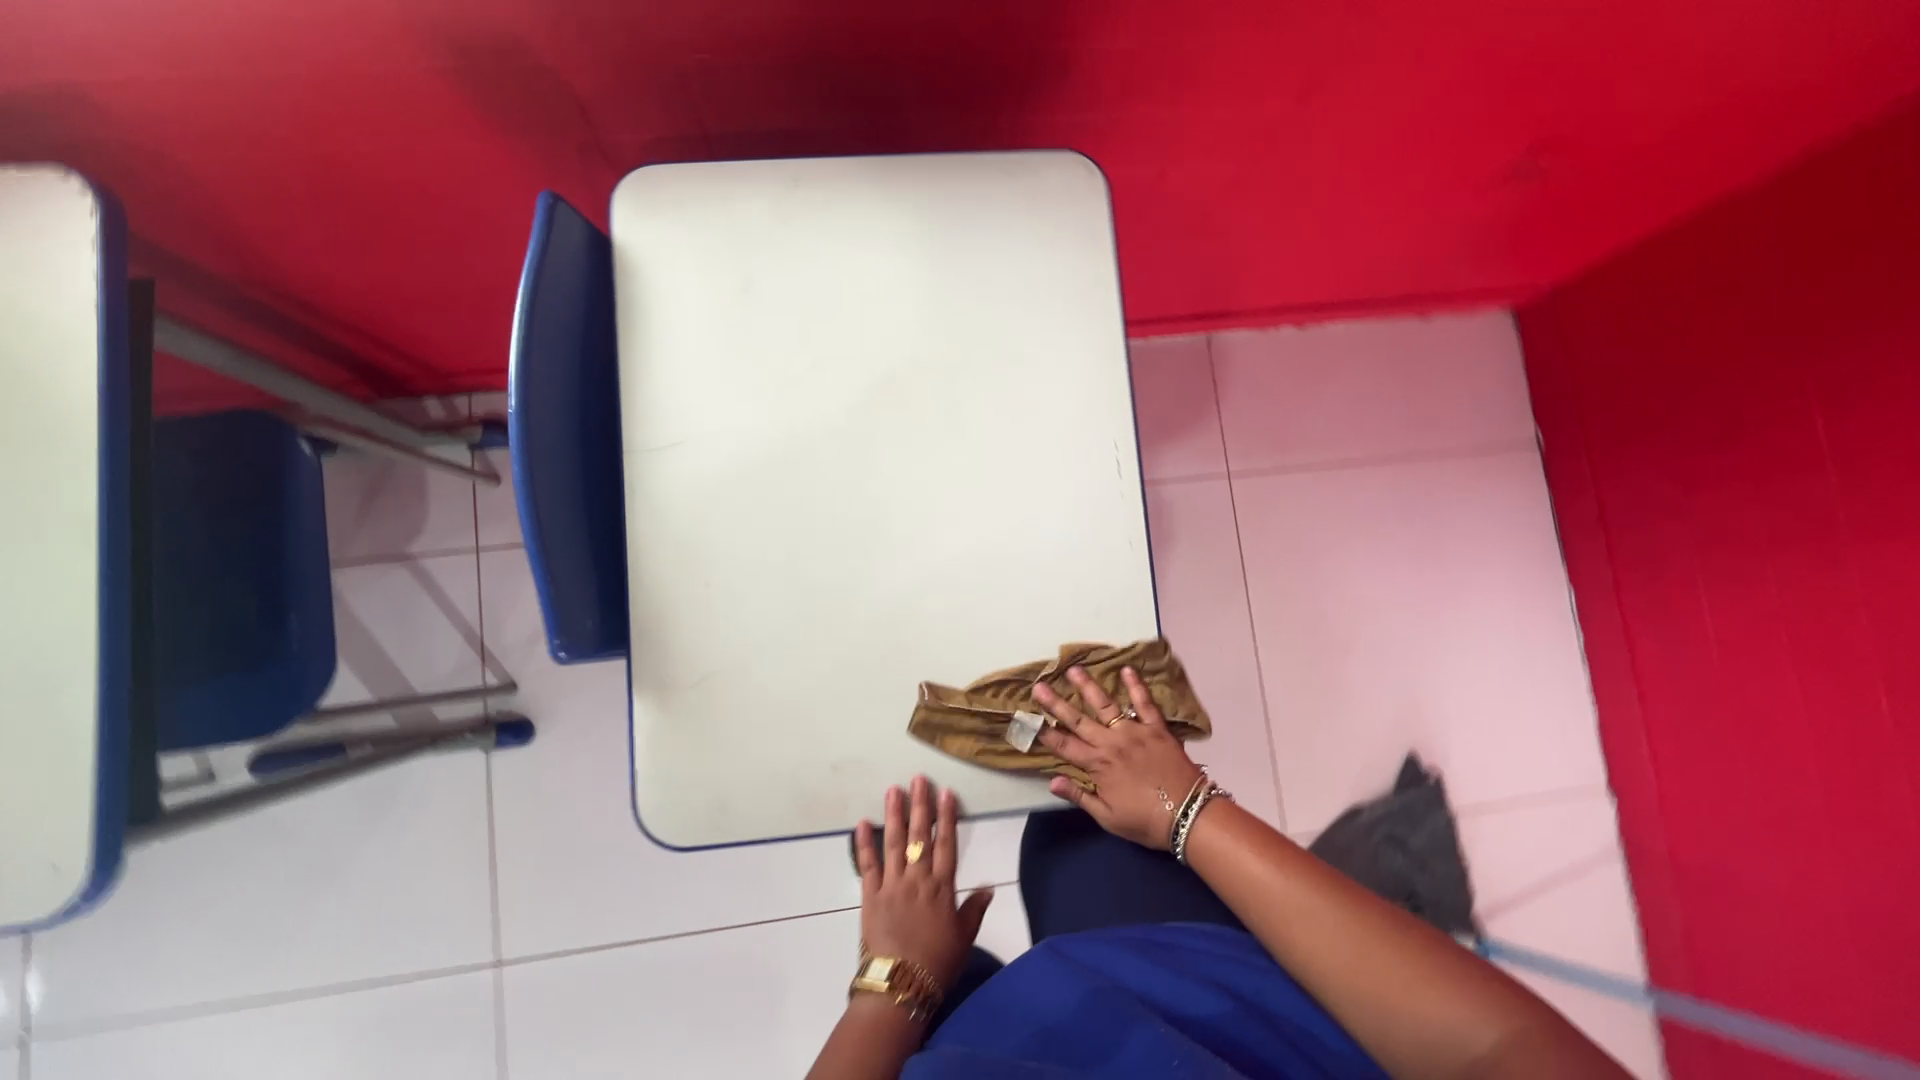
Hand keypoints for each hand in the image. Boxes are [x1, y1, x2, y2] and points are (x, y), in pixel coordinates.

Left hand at [853, 776, 992, 990]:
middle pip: (919, 836)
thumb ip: (974, 910)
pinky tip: (862, 823)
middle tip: (918, 779)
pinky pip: (867, 864)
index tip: (946, 793)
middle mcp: (917, 879)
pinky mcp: (869, 895)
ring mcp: (891, 885)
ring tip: (893, 790)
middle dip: (920, 805)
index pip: (947, 844)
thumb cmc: (937, 964)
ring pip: (894, 842)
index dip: (946, 817)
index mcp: (942, 888)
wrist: (900, 985)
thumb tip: (989, 887)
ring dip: (894, 814)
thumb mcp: (964, 938)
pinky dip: (863, 843)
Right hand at [1032, 665, 1204, 850]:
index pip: (1064, 746)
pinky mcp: (1157, 729)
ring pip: (1106, 705)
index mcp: (1097, 765)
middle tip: (1039, 685)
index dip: (1045, 732)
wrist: (1188, 815)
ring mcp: (1134, 732)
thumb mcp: (1107, 817)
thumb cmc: (1145, 821)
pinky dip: (1136, 686)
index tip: (1030, 718)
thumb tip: (1052, 781)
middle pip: (1078, 720)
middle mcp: (1111, 743)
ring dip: (1088, 687)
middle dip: (1056, 703)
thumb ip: (1079, 796)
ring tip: (1074, 670)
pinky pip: (1145, 703)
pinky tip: (1127, 670)